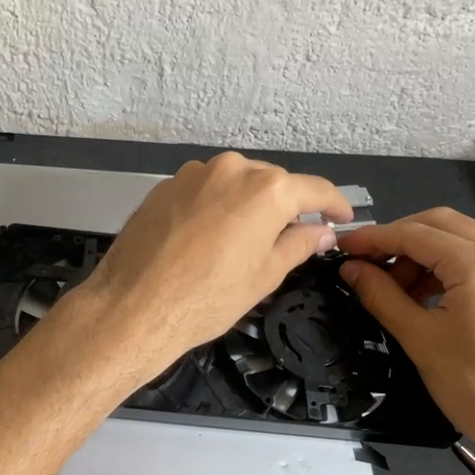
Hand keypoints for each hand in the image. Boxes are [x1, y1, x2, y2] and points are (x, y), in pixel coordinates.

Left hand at [72, 152, 352, 380]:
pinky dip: (216, 206)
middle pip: (272, 182)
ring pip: (235, 183)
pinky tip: (210, 238)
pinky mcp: (166, 185)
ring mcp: (194, 174)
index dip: (333, 204)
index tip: (340, 217)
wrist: (134, 305)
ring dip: (248, 204)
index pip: (314, 189)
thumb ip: (299, 244)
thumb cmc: (206, 297)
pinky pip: (204, 190)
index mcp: (266, 189)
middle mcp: (231, 169)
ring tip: (246, 241)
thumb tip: (320, 232)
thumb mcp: (265, 275)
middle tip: (294, 236)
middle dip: (286, 206)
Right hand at [336, 208, 474, 474]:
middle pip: (440, 224)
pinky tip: (432, 297)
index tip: (340, 249)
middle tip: (366, 267)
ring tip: (397, 290)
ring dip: (425, 253)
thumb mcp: (422, 342)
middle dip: (398, 239)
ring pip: (464, 238)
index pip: (414, 233)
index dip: (372, 238)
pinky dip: (452, 266)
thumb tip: (350, 269)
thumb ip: (382, 296)